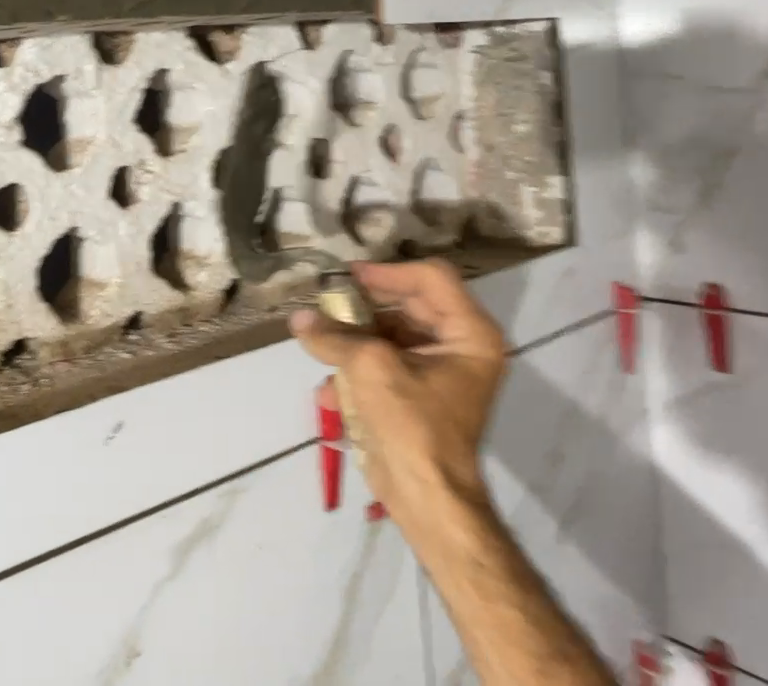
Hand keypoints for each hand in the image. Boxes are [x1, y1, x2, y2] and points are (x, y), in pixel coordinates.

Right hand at [289, 259, 507, 522]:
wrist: (425, 495)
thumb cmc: (411, 424)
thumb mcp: (368, 367)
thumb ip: (333, 335)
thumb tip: (298, 318)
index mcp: (469, 333)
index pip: (429, 277)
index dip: (385, 272)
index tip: (344, 278)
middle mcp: (459, 346)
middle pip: (404, 304)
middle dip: (360, 309)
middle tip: (324, 307)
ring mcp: (437, 370)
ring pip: (386, 334)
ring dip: (351, 342)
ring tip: (321, 349)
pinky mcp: (414, 392)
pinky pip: (380, 364)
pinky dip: (354, 372)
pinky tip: (332, 393)